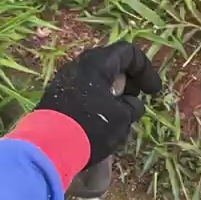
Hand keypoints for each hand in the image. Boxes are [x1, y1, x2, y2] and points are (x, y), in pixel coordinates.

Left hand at [34, 42, 163, 167]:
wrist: (48, 147)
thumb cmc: (91, 127)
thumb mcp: (123, 118)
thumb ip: (131, 106)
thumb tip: (128, 104)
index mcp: (97, 63)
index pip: (129, 53)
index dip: (146, 69)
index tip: (153, 92)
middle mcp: (79, 65)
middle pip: (112, 64)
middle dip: (128, 82)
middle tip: (134, 101)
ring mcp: (64, 80)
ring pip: (97, 79)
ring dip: (112, 93)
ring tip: (119, 116)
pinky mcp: (56, 97)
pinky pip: (85, 91)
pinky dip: (98, 101)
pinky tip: (100, 122)